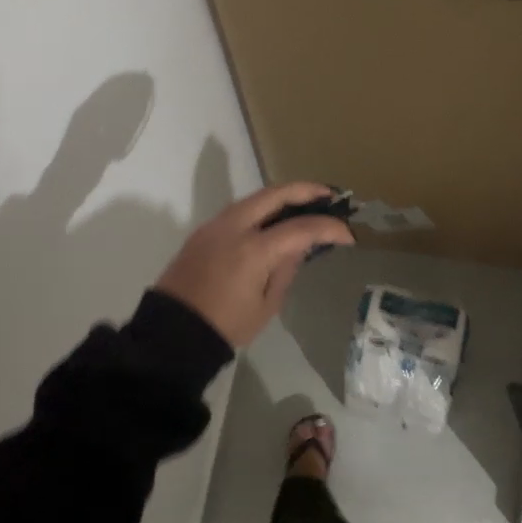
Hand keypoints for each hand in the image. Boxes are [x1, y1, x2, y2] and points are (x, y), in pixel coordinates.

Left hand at [155, 182, 354, 347]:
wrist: (173, 332)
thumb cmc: (226, 325)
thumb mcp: (266, 305)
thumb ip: (286, 269)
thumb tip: (300, 246)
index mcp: (254, 250)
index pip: (301, 228)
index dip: (328, 227)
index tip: (348, 234)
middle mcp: (234, 228)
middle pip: (274, 194)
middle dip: (304, 191)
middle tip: (328, 195)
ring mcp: (215, 226)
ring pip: (254, 198)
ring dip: (281, 196)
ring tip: (304, 203)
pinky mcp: (203, 232)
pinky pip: (239, 210)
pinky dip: (261, 208)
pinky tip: (274, 219)